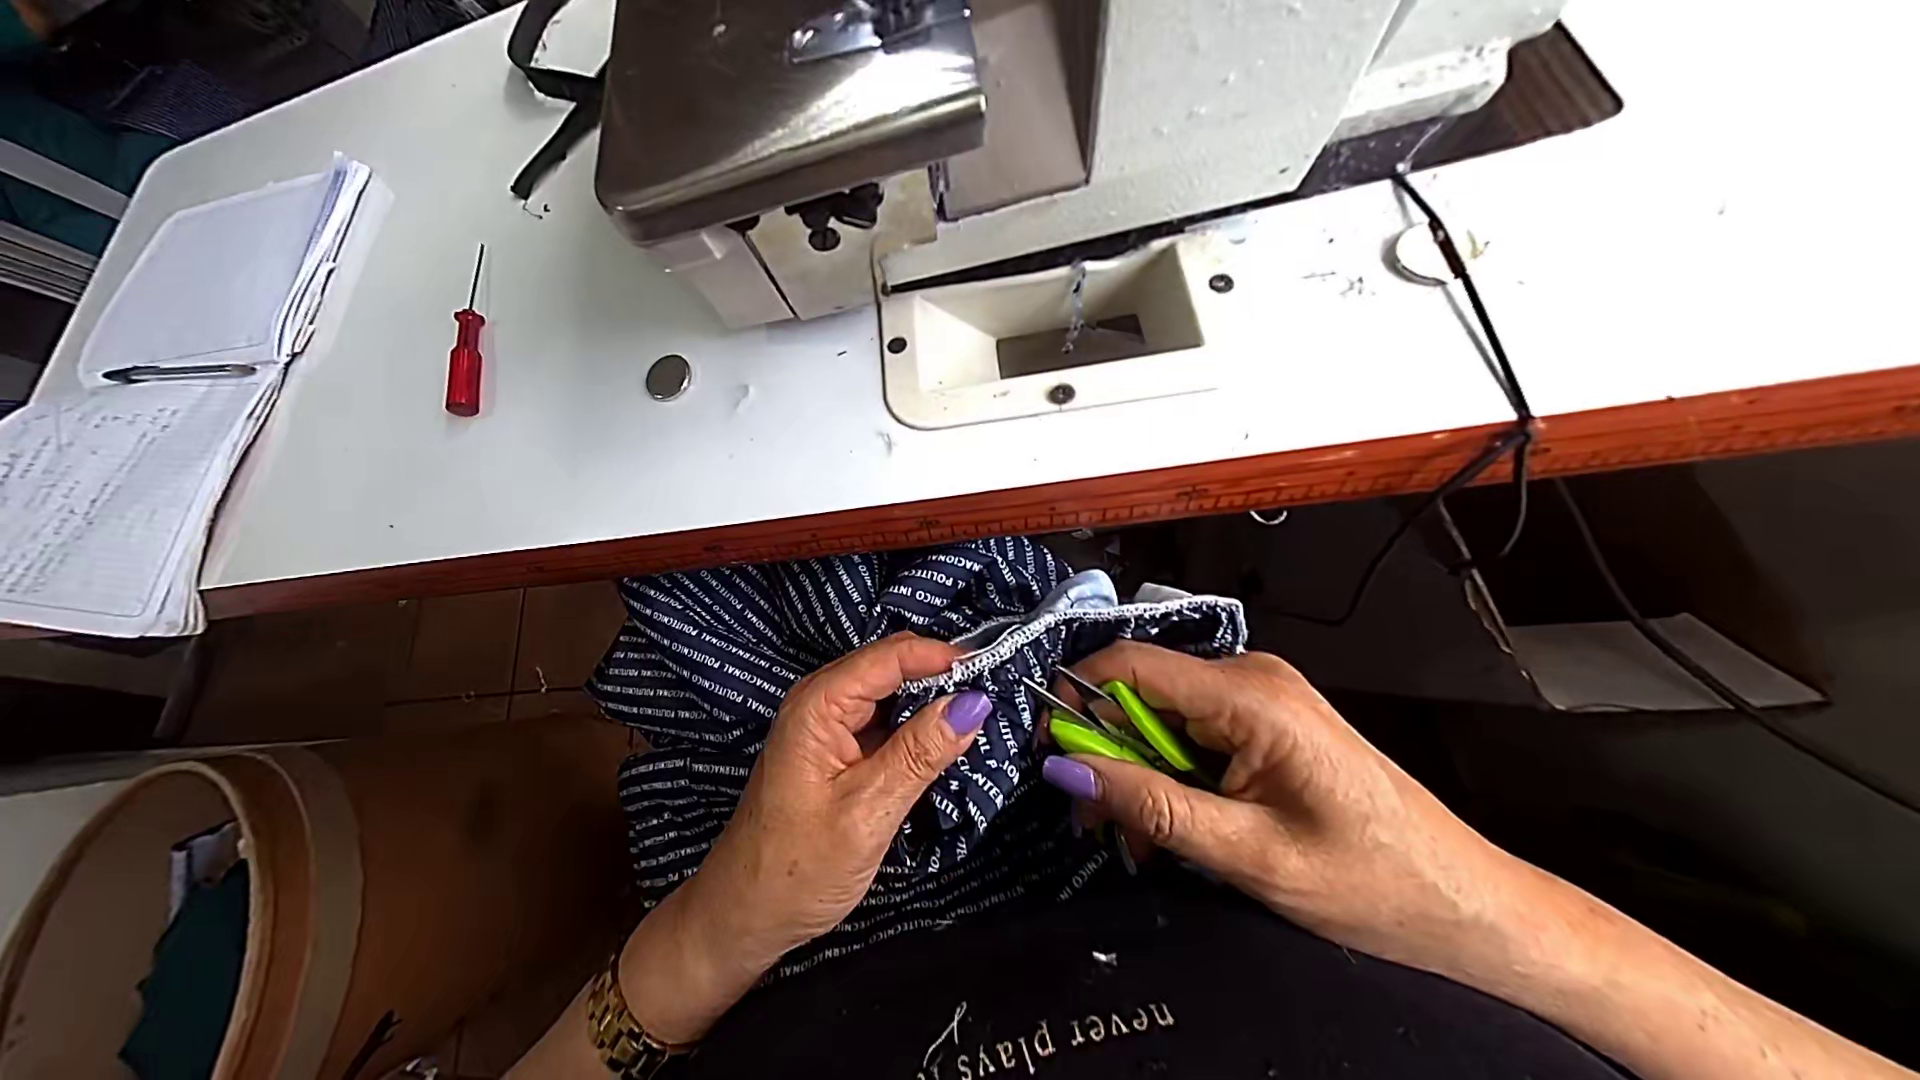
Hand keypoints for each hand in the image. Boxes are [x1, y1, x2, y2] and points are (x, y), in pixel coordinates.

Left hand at [620, 633, 991, 1042]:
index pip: (890, 656)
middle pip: (892, 666)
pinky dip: (917, 724)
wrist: (745, 917)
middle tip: (991, 696)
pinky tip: (945, 739)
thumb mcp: (868, 810)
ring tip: (978, 715)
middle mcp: (822, 701)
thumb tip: (974, 703)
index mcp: (818, 704)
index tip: (990, 670)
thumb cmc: (797, 869)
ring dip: (932, 700)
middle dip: (941, 675)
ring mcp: (829, 724)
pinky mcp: (839, 747)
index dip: (941, 656)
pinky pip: (886, 720)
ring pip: (892, 692)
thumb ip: (921, 751)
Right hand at [1040, 641, 1534, 982]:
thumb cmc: (1374, 884)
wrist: (1469, 903)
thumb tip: (1067, 770)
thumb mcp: (1247, 855)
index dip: (1076, 697)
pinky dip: (1170, 771)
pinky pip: (1192, 730)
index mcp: (1251, 696)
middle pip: (1142, 692)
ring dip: (1139, 771)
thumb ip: (1149, 805)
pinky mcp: (1264, 718)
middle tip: (1097, 820)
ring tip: (1143, 837)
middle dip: (1108, 751)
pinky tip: (1177, 821)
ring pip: (1162, 716)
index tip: (1050, 750)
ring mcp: (1260, 694)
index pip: (1130, 664)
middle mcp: (1251, 677)